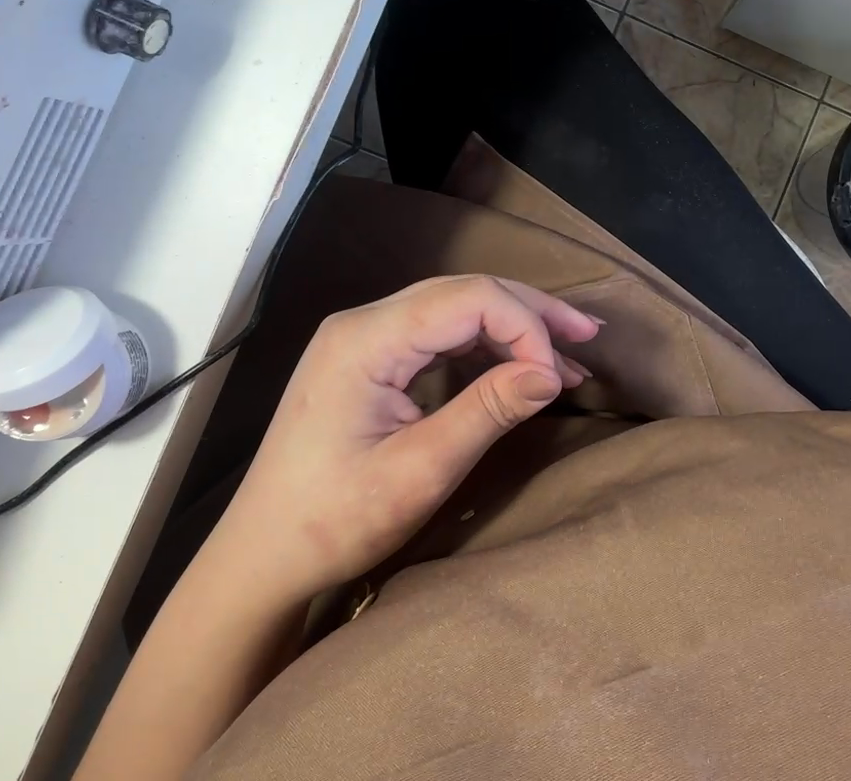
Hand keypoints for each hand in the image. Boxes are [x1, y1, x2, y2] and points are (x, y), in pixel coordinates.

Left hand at [207, 275, 601, 605]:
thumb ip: (487, 411)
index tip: (556, 379)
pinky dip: (485, 349)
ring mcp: (363, 340)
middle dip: (531, 313)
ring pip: (456, 310)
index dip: (526, 327)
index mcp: (367, 339)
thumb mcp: (421, 470)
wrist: (262, 556)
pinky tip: (520, 369)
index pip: (470, 299)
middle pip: (465, 293)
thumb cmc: (335, 520)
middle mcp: (363, 323)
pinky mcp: (368, 361)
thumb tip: (550, 373)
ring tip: (569, 357)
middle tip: (588, 339)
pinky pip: (439, 337)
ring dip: (513, 329)